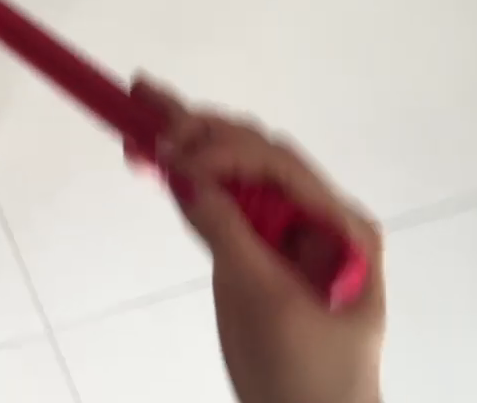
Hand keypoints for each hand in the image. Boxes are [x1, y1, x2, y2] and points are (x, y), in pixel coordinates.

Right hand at [129, 81, 385, 402]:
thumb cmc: (303, 372)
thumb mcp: (263, 297)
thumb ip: (224, 227)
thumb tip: (179, 169)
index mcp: (338, 225)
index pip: (275, 163)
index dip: (221, 148)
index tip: (172, 154)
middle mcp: (313, 213)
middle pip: (250, 150)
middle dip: (196, 128)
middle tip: (143, 104)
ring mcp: (281, 226)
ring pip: (229, 163)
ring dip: (183, 138)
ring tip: (138, 107)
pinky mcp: (252, 240)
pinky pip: (216, 192)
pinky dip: (182, 169)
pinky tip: (152, 148)